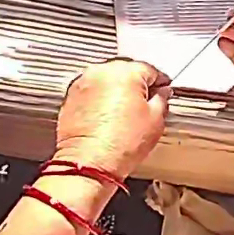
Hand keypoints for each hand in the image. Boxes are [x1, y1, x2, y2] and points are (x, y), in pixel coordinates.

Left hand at [54, 59, 171, 178]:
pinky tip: (106, 117)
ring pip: (108, 80)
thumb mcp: (155, 121)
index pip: (150, 69)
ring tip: (122, 115)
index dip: (160, 82)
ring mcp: (84, 82)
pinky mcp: (71, 95)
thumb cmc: (118, 145)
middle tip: (143, 107)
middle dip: (136, 86)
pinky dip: (99, 99)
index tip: (162, 91)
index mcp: (127, 72)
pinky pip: (92, 90)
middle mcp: (103, 72)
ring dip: (116, 91)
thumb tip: (162, 94)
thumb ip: (162, 99)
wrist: (88, 164)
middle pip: (127, 71)